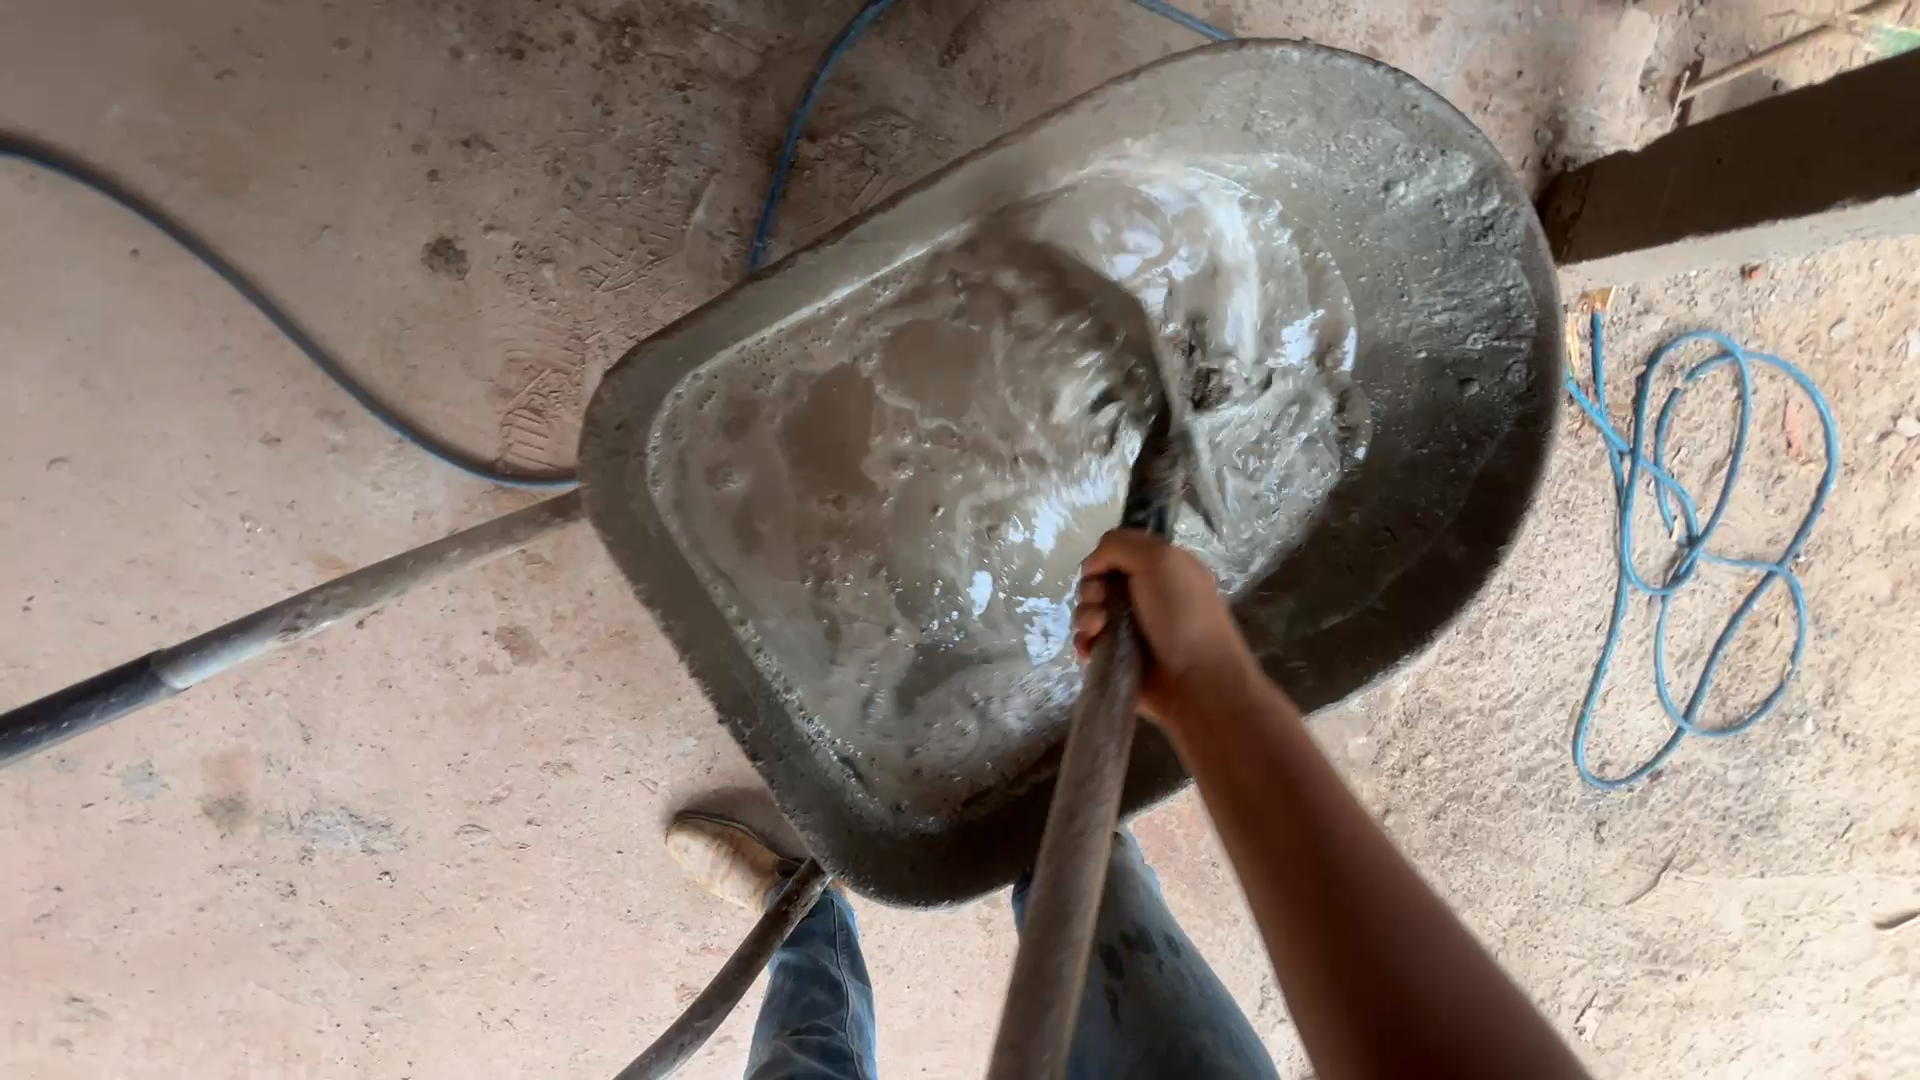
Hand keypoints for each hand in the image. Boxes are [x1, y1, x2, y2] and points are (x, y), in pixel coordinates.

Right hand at [1071, 529, 1264, 733]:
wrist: (1197, 681)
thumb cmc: (1183, 615)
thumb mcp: (1160, 559)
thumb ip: (1119, 545)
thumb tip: (1092, 565)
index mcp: (1160, 569)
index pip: (1116, 554)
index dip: (1103, 560)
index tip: (1103, 571)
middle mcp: (1144, 596)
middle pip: (1097, 582)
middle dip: (1091, 590)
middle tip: (1103, 603)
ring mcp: (1129, 629)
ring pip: (1088, 612)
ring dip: (1086, 616)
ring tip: (1099, 629)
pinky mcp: (1116, 658)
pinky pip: (1087, 643)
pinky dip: (1085, 643)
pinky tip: (1092, 649)